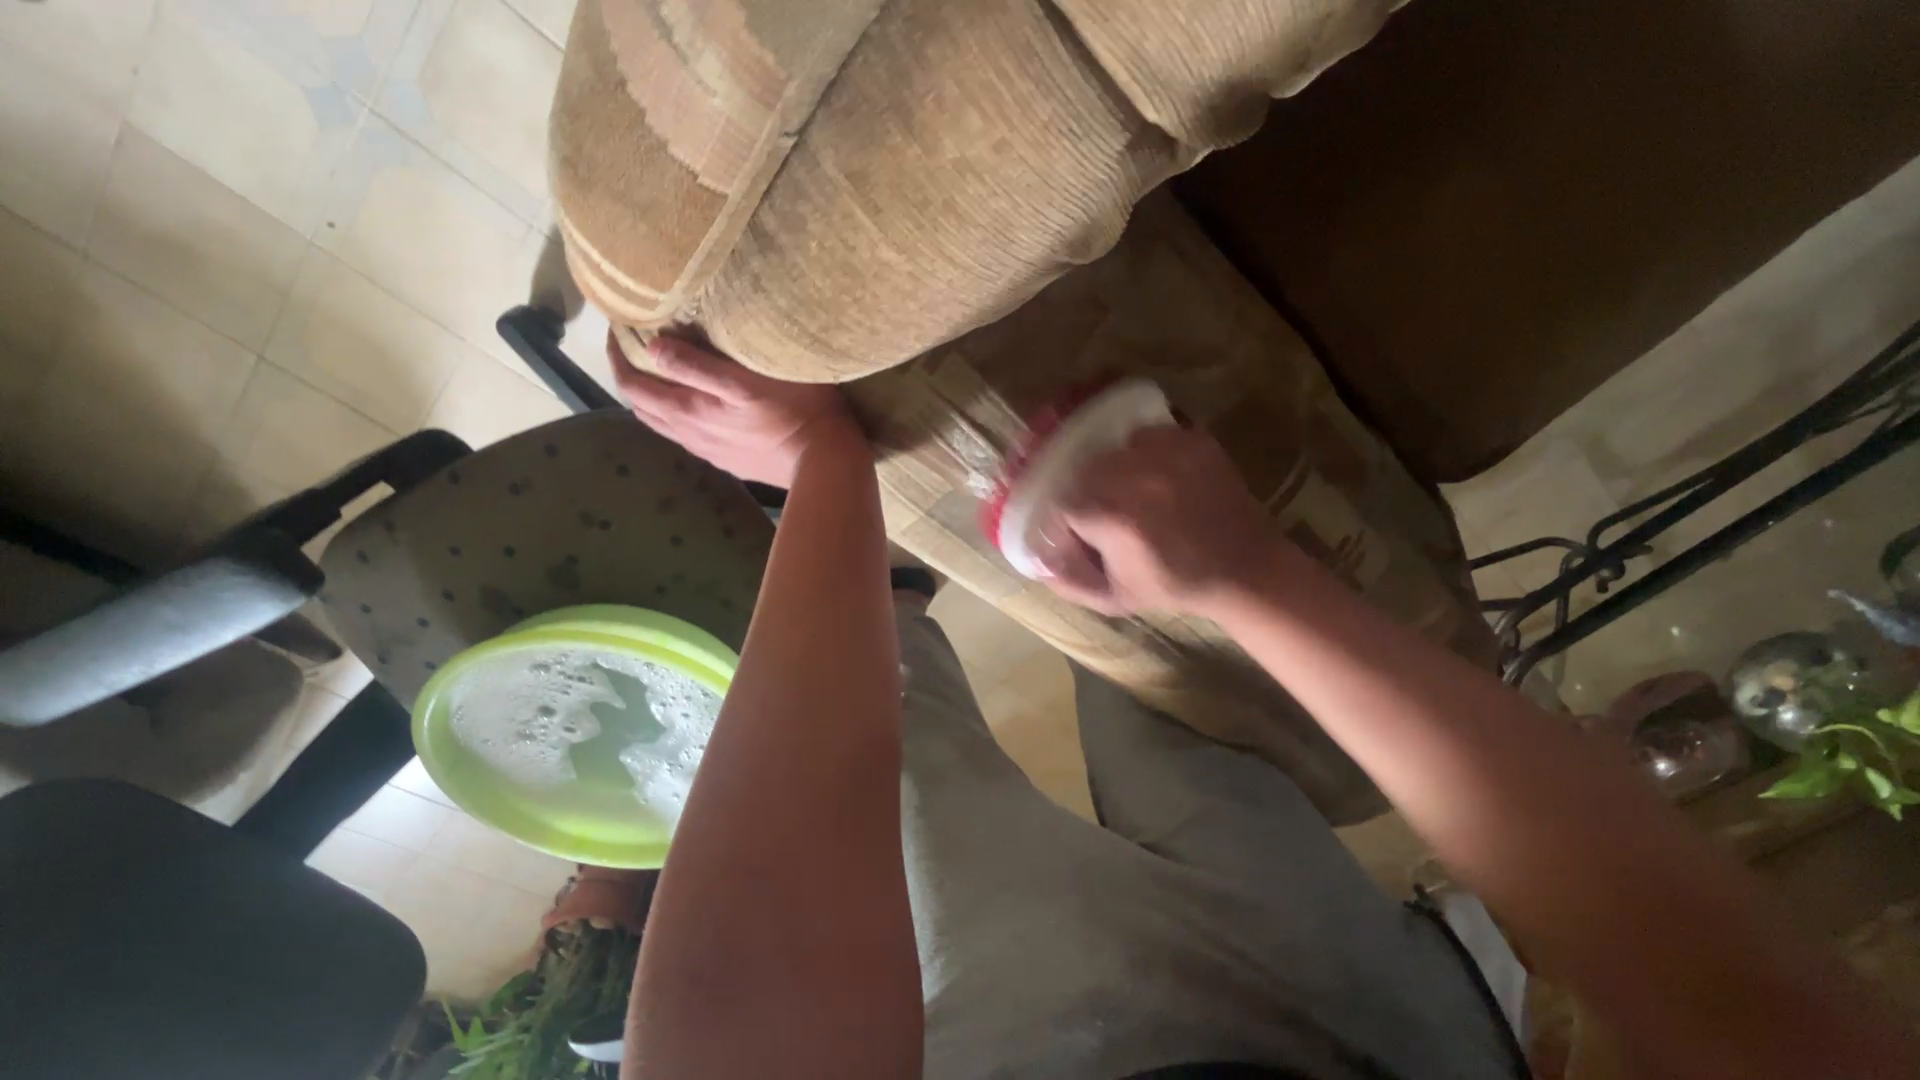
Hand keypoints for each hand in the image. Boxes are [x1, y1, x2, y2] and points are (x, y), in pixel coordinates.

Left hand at [612, 333, 857, 486]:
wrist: (825, 462)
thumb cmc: (793, 410)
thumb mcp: (745, 380)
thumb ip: (697, 365)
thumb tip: (653, 347)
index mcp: (687, 411)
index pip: (631, 384)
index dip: (618, 356)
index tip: (618, 329)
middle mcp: (689, 434)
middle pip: (642, 406)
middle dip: (632, 376)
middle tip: (636, 347)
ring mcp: (709, 451)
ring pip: (664, 424)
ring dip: (654, 398)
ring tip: (661, 374)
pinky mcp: (729, 461)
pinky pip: (688, 436)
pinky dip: (677, 415)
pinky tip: (696, 406)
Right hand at [1041, 426, 1275, 615]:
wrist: (1243, 567)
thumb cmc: (1174, 584)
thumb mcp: (1115, 597)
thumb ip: (1069, 581)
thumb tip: (1035, 559)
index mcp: (1113, 519)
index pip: (1065, 504)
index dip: (1072, 520)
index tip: (1085, 533)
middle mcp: (1135, 479)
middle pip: (1086, 470)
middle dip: (1091, 492)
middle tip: (1110, 513)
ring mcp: (1165, 454)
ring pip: (1115, 450)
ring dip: (1116, 469)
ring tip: (1134, 492)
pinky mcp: (1190, 440)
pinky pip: (1148, 436)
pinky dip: (1145, 452)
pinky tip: (1156, 475)